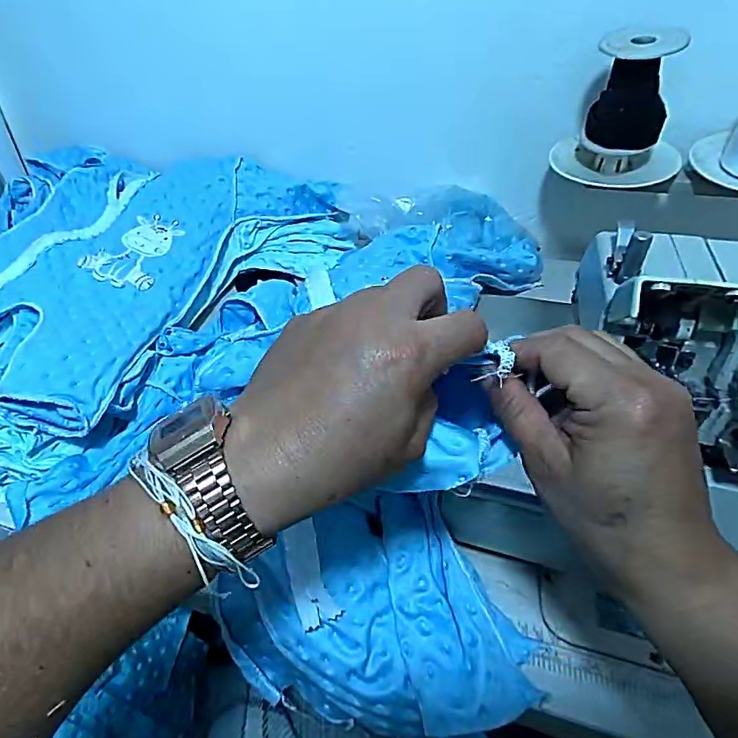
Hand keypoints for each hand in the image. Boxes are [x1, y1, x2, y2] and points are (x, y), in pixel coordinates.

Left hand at [227, 265, 488, 531]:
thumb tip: (425, 377)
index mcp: (410, 349)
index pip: (469, 322)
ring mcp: (336, 310)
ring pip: (380, 293)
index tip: (457, 360)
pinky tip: (330, 365)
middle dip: (433, 306)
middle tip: (417, 342)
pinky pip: (343, 312)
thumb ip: (429, 397)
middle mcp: (376, 316)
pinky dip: (350, 330)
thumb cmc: (343, 459)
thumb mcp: (410, 443)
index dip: (472, 342)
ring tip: (367, 357)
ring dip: (388, 317)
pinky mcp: (306, 317)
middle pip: (425, 277)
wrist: (265, 455)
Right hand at [485, 326, 736, 603]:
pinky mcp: (671, 398)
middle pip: (580, 337)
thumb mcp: (545, 465)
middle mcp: (650, 380)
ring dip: (565, 361)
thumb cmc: (602, 522)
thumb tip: (491, 375)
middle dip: (540, 353)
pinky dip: (590, 373)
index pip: (557, 347)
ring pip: (601, 346)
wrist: (668, 559)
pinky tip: (575, 406)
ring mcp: (667, 387)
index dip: (519, 353)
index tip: (494, 375)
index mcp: (620, 398)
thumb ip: (515, 410)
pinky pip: (620, 365)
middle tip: (514, 385)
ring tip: (544, 399)